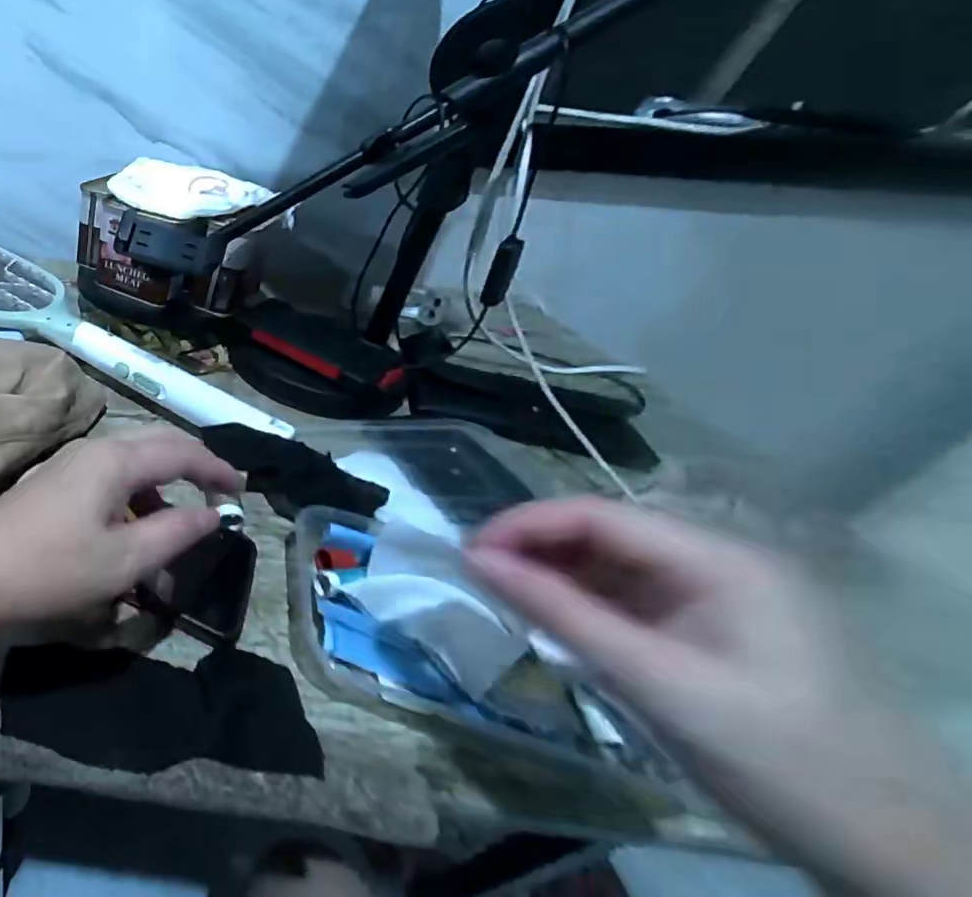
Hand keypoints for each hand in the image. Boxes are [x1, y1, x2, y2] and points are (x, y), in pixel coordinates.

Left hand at [0, 429, 241, 629]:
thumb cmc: (50, 568)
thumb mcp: (123, 559)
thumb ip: (174, 532)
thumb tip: (213, 515)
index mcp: (114, 459)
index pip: (180, 451)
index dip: (216, 469)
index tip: (243, 492)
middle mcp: (93, 449)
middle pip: (156, 446)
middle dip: (192, 468)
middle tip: (219, 497)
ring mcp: (69, 463)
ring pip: (130, 466)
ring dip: (159, 494)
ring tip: (174, 538)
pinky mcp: (54, 482)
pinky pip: (107, 481)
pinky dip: (131, 502)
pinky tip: (131, 537)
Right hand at [467, 498, 969, 896]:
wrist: (902, 856)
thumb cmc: (778, 759)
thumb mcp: (653, 680)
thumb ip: (558, 611)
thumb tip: (474, 559)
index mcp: (722, 561)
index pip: (598, 514)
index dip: (523, 525)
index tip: (468, 555)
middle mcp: (723, 562)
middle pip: (604, 532)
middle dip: (536, 549)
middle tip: (480, 579)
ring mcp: (723, 594)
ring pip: (613, 563)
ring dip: (556, 576)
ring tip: (509, 601)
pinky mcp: (716, 626)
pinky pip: (632, 595)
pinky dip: (586, 603)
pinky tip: (559, 623)